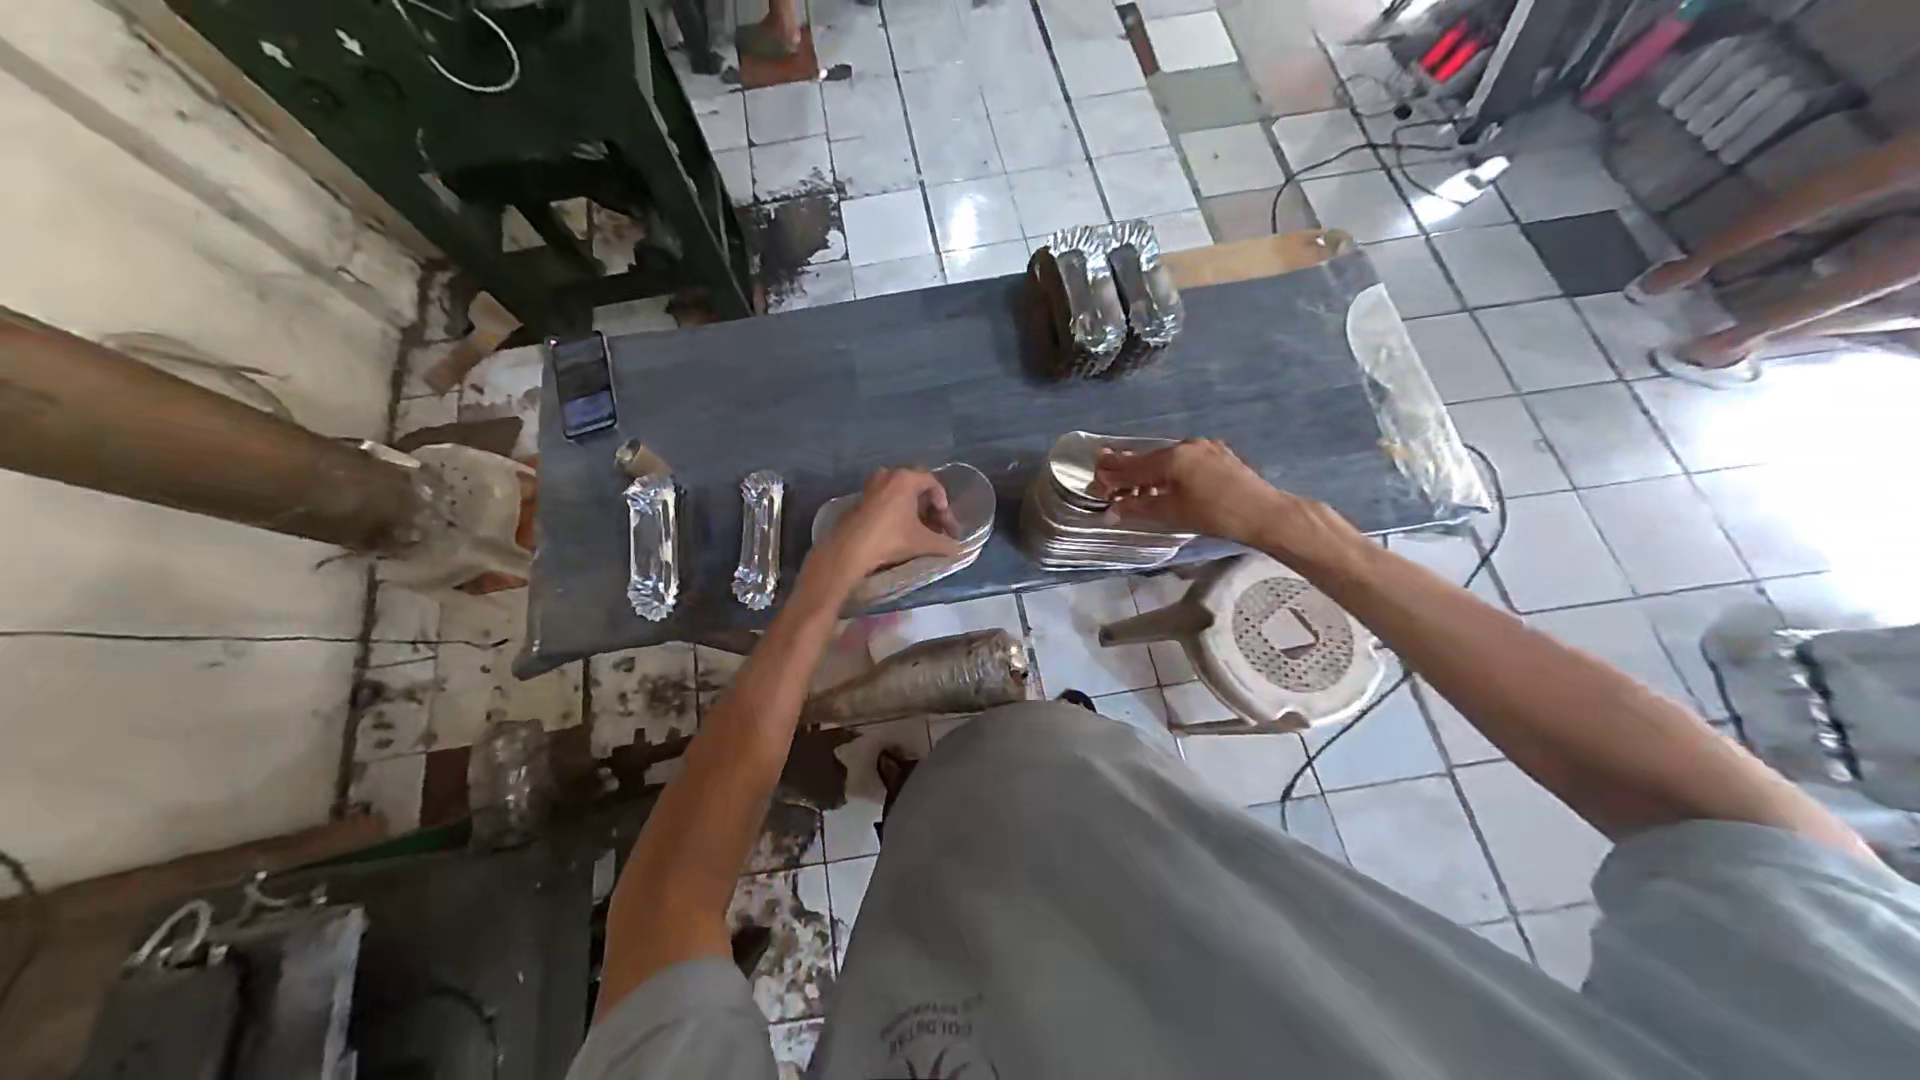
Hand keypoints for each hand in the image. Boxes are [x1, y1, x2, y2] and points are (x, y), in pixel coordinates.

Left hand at [812, 467, 962, 583]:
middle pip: (916, 486)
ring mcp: (871, 486)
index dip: (943, 502)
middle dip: (929, 506)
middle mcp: (887, 475)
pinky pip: (885, 499)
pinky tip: (899, 529)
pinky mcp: (859, 499)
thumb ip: (945, 544)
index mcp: (905, 478)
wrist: (850, 550)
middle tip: (935, 524)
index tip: (946, 521)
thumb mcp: (923, 542)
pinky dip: (896, 510)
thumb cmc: (891, 539)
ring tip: (919, 528)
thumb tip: (959, 550)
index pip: (932, 482)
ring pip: (899, 492)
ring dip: (912, 508)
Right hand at [1092, 439, 1366, 569]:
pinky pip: (1183, 463)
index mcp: (1173, 457)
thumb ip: (1139, 508)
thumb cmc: (1216, 514)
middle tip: (1107, 482)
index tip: (1094, 481)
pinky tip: (1163, 486)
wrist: (1265, 514)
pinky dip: (1167, 474)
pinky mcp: (1219, 458)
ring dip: (1147, 475)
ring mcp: (1206, 449)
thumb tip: (1112, 511)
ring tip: (1133, 489)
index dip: (1111, 475)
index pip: (1133, 465)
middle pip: (1148, 459)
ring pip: (1166, 461)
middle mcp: (1187, 446)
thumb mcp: (1172, 513)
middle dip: (1126, 472)